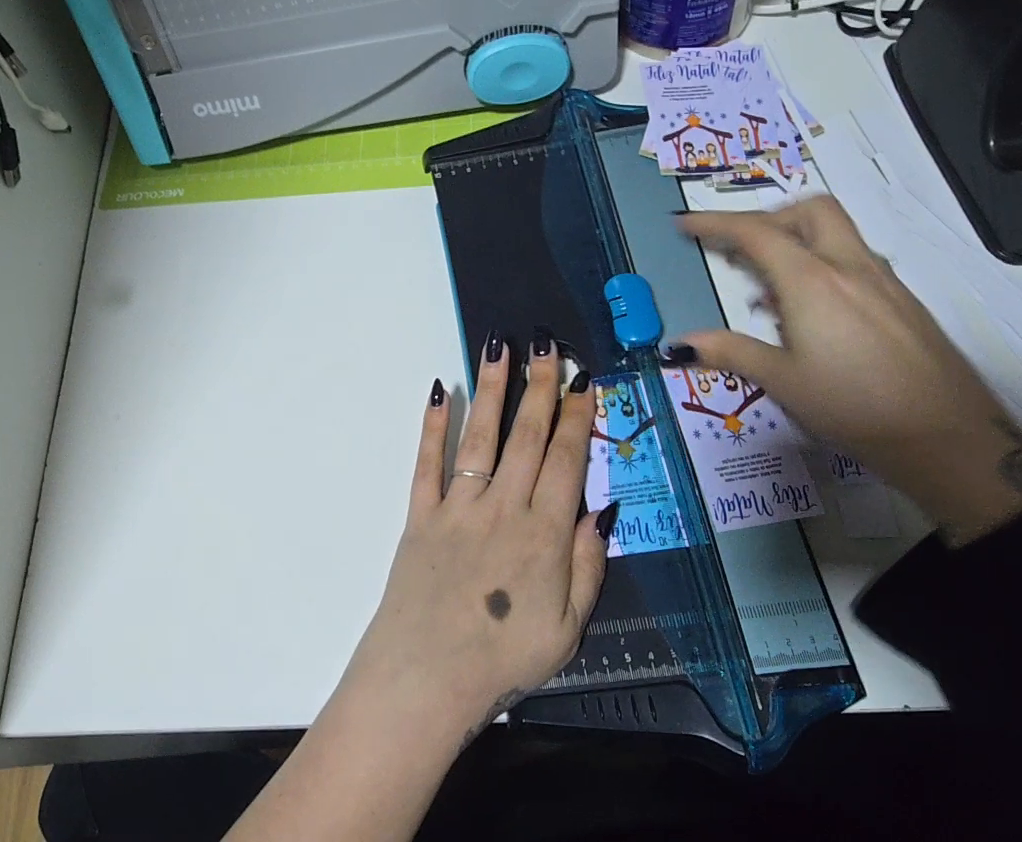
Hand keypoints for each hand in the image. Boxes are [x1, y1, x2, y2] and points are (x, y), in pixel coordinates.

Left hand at [223, 333, 611, 841]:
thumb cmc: (504, 658)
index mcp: (544, 533)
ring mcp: (458, 507)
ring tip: (499, 348)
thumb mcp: (568, 626)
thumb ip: (587, 564)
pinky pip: (427, 463)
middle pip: (526, 437)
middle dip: (540, 388)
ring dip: (491, 390)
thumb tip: (601, 509)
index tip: (582, 382)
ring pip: (479, 437)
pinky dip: (432, 426)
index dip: (576, 418)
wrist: (427, 676)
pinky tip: (437, 393)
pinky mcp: (420, 515)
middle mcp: (503, 507)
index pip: (566, 461)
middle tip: (547, 346)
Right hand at [673, 198, 1021, 541]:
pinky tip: (812, 315)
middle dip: (769, 218)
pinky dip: (822, 267)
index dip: (715, 223)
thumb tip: (680, 344)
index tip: (685, 224)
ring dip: (797, 242)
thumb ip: (730, 352)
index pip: (757, 233)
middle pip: (809, 212)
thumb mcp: (782, 381)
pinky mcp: (903, 302)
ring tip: (769, 289)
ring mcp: (883, 282)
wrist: (946, 435)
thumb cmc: (853, 406)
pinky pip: (855, 262)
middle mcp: (850, 268)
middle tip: (740, 248)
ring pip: (837, 234)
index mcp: (812, 281)